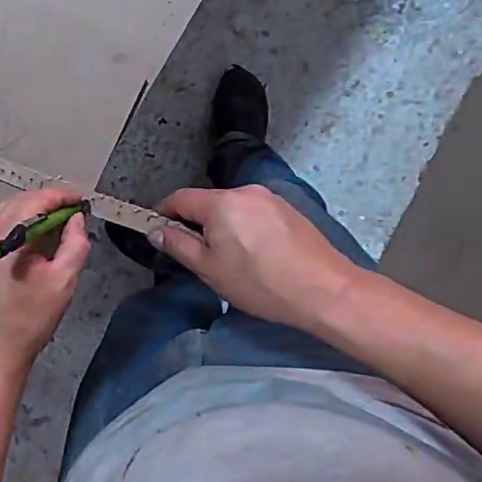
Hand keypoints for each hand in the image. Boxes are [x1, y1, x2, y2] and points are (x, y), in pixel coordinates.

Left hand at [0, 188, 90, 376]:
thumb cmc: (28, 322)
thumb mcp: (61, 283)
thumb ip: (74, 245)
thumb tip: (76, 219)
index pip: (31, 203)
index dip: (58, 197)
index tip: (81, 201)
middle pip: (17, 203)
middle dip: (47, 203)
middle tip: (74, 212)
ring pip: (7, 212)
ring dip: (34, 212)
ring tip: (59, 222)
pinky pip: (0, 227)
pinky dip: (21, 224)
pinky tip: (38, 238)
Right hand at [150, 185, 362, 331]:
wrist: (324, 290)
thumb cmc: (261, 283)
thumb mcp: (210, 270)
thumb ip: (179, 246)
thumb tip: (157, 232)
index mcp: (221, 202)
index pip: (180, 198)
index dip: (164, 213)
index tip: (157, 230)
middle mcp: (245, 191)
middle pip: (208, 202)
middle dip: (196, 223)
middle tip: (196, 255)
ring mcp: (270, 198)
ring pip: (232, 208)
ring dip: (222, 226)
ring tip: (229, 259)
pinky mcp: (288, 210)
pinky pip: (254, 213)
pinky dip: (246, 228)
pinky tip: (256, 255)